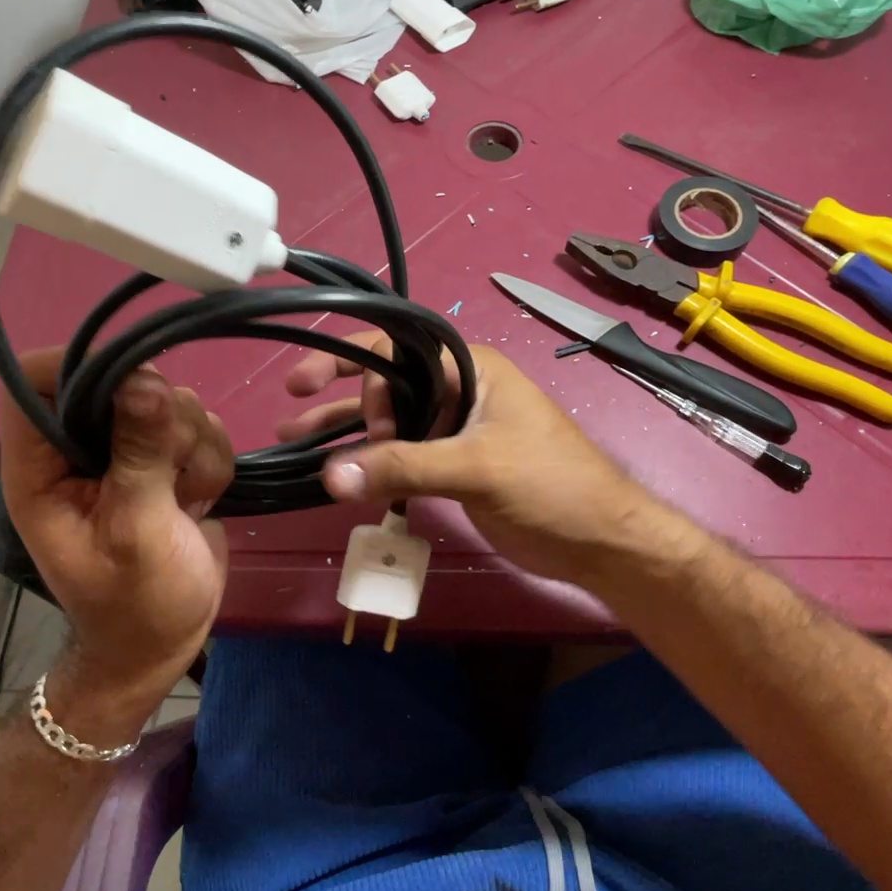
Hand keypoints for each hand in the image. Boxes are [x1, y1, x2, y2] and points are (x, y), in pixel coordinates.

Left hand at [0, 349, 234, 705]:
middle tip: (169, 473)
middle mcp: (81, 449)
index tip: (138, 380)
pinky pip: (202, 427)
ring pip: (173, 403)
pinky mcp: (169, 460)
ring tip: (183, 502)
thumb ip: (139, 455)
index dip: (79, 364)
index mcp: (42, 467)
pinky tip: (198, 501)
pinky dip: (211, 462)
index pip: (36, 382)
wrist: (166, 641)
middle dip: (164, 423)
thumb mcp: (136, 531)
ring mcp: (129, 452)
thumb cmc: (136, 603)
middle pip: (123, 382)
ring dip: (194, 450)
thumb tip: (143, 379)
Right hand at [278, 333, 691, 585]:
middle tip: (300, 418)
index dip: (352, 364)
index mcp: (470, 368)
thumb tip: (330, 476)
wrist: (599, 541)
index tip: (320, 395)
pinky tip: (337, 472)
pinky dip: (371, 463)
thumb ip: (403, 467)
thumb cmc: (552, 486)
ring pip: (390, 421)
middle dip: (343, 399)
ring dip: (346, 430)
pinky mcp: (453, 466)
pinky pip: (401, 456)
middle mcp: (458, 390)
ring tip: (292, 437)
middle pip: (387, 382)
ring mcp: (455, 429)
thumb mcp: (477, 467)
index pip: (398, 349)